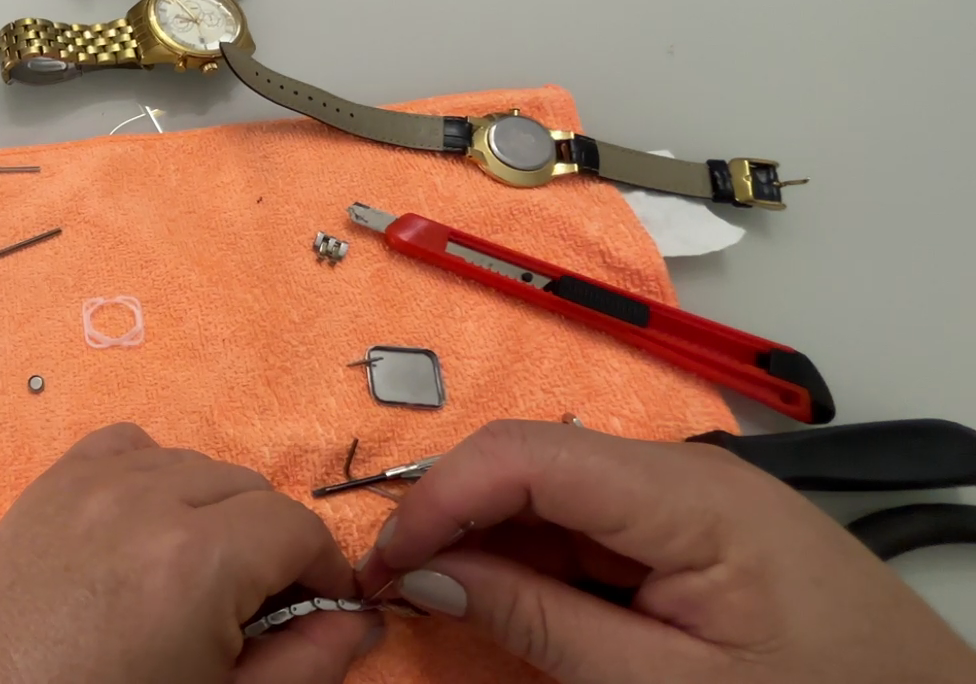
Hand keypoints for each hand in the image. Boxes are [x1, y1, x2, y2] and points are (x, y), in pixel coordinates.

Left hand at [0, 423, 381, 683]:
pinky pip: (126, 442)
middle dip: (266, 538)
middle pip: (245, 486)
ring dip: (210, 504)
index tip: (320, 602)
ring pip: (190, 460)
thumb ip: (304, 664)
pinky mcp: (54, 477)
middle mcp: (144, 498)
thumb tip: (357, 619)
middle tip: (250, 600)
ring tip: (192, 565)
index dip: (322, 566)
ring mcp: (91, 479)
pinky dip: (150, 469)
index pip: (293, 525)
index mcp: (194, 560)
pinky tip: (143, 517)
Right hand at [356, 420, 975, 683]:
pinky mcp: (680, 525)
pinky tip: (504, 591)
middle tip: (397, 578)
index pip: (524, 456)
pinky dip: (527, 555)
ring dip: (482, 536)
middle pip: (524, 462)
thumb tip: (417, 573)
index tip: (386, 559)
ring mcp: (680, 494)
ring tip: (440, 590)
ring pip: (541, 490)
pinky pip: (576, 521)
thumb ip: (536, 622)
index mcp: (691, 496)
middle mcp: (677, 470)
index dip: (439, 496)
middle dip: (450, 513)